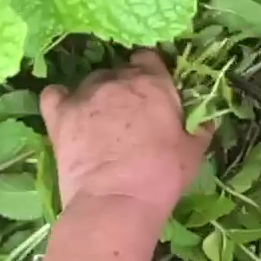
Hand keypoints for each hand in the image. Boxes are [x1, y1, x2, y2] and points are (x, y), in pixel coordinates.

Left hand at [40, 50, 212, 220]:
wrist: (116, 202)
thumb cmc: (161, 177)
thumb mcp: (193, 153)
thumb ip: (200, 129)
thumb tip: (207, 120)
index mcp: (152, 82)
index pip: (148, 58)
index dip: (149, 72)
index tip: (151, 92)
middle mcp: (117, 79)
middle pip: (119, 71)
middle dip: (124, 88)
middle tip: (128, 116)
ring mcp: (85, 94)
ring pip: (91, 81)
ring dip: (97, 95)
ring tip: (99, 122)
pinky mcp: (59, 113)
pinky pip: (53, 94)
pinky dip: (60, 100)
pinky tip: (66, 113)